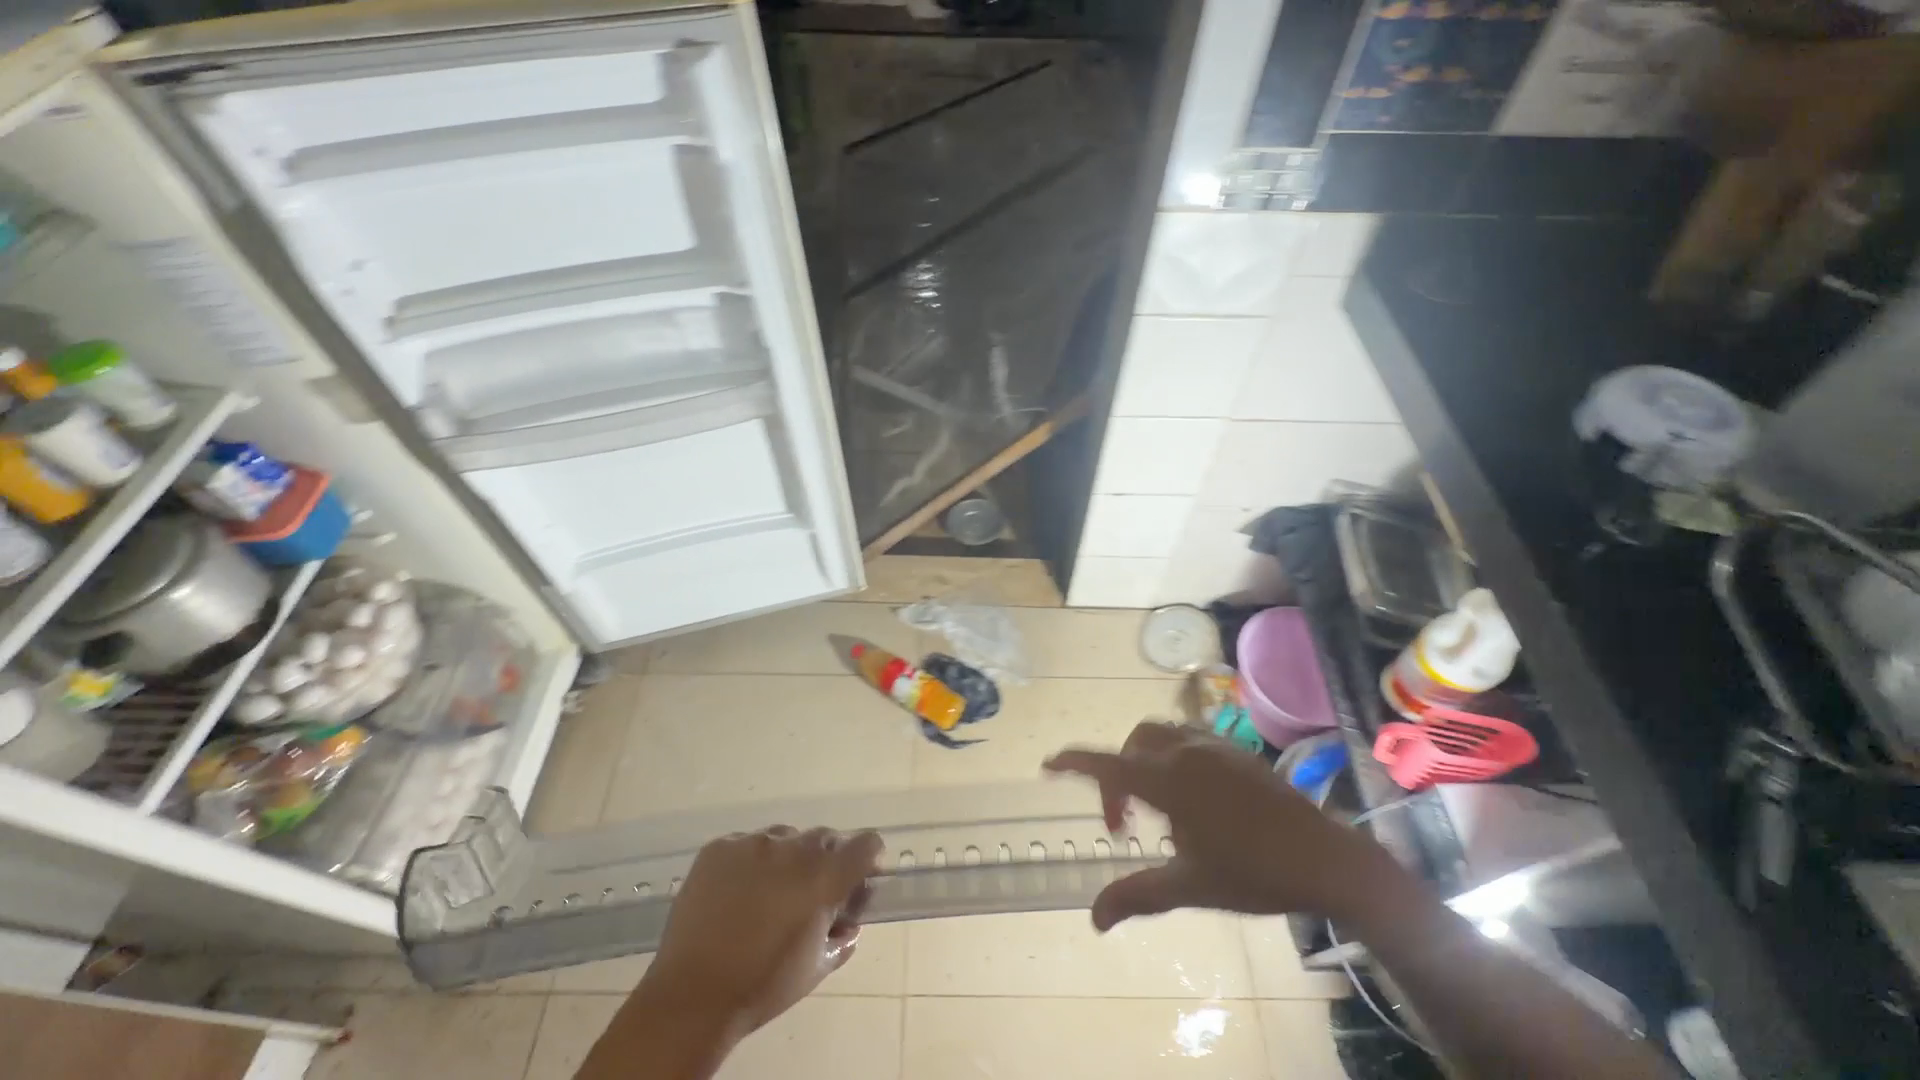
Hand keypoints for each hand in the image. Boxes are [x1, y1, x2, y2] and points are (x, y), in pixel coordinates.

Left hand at [639, 825, 883, 1034]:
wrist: (693, 994)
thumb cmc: (764, 985)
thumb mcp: (818, 966)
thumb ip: (842, 935)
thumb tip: (848, 920)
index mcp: (825, 878)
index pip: (866, 843)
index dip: (867, 858)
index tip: (857, 878)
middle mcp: (793, 849)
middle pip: (825, 838)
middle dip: (826, 860)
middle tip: (809, 893)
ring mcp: (752, 844)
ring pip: (784, 838)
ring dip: (787, 859)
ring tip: (768, 893)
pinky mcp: (719, 847)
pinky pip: (746, 844)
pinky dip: (750, 862)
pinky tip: (737, 892)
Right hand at [1045, 721, 1401, 930]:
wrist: (1327, 859)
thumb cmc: (1255, 874)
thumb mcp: (1190, 886)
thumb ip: (1137, 895)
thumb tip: (1094, 919)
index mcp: (1170, 782)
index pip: (1108, 765)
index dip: (1074, 763)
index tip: (1048, 764)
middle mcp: (1188, 753)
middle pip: (1133, 746)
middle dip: (1115, 778)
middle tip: (1123, 826)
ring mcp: (1217, 748)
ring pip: (1162, 735)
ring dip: (1144, 762)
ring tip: (1155, 810)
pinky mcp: (1239, 753)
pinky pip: (1190, 739)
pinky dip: (1171, 757)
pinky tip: (1190, 798)